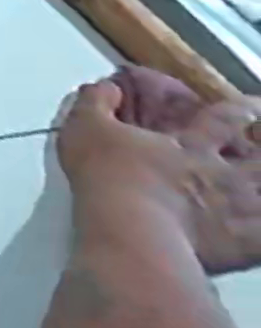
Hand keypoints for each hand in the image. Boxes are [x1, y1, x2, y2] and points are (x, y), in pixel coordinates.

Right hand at [58, 74, 260, 272]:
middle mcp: (225, 174)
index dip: (238, 110)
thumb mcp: (84, 126)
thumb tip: (108, 86)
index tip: (251, 105)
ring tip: (259, 185)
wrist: (131, 223)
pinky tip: (259, 229)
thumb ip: (95, 103)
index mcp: (188, 145)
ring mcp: (243, 209)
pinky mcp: (248, 242)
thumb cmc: (105, 169)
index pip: (221, 120)